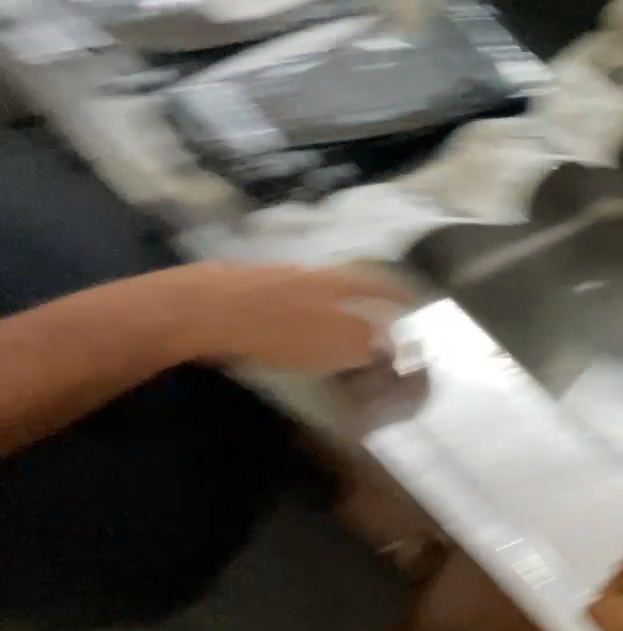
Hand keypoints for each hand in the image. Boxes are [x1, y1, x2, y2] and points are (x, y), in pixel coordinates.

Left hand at [163, 262, 414, 374]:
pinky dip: (289, 311)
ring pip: (308, 289)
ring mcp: (267, 273)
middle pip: (343, 284)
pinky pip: (276, 296)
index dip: (400, 294)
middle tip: (373, 318)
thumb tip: (390, 342)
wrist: (187, 312)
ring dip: (323, 306)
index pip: (380, 285)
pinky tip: (284, 327)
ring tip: (327, 326)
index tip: (415, 302)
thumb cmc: (274, 333)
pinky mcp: (233, 282)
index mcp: (336, 284)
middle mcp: (306, 271)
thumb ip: (369, 343)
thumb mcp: (336, 346)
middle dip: (360, 301)